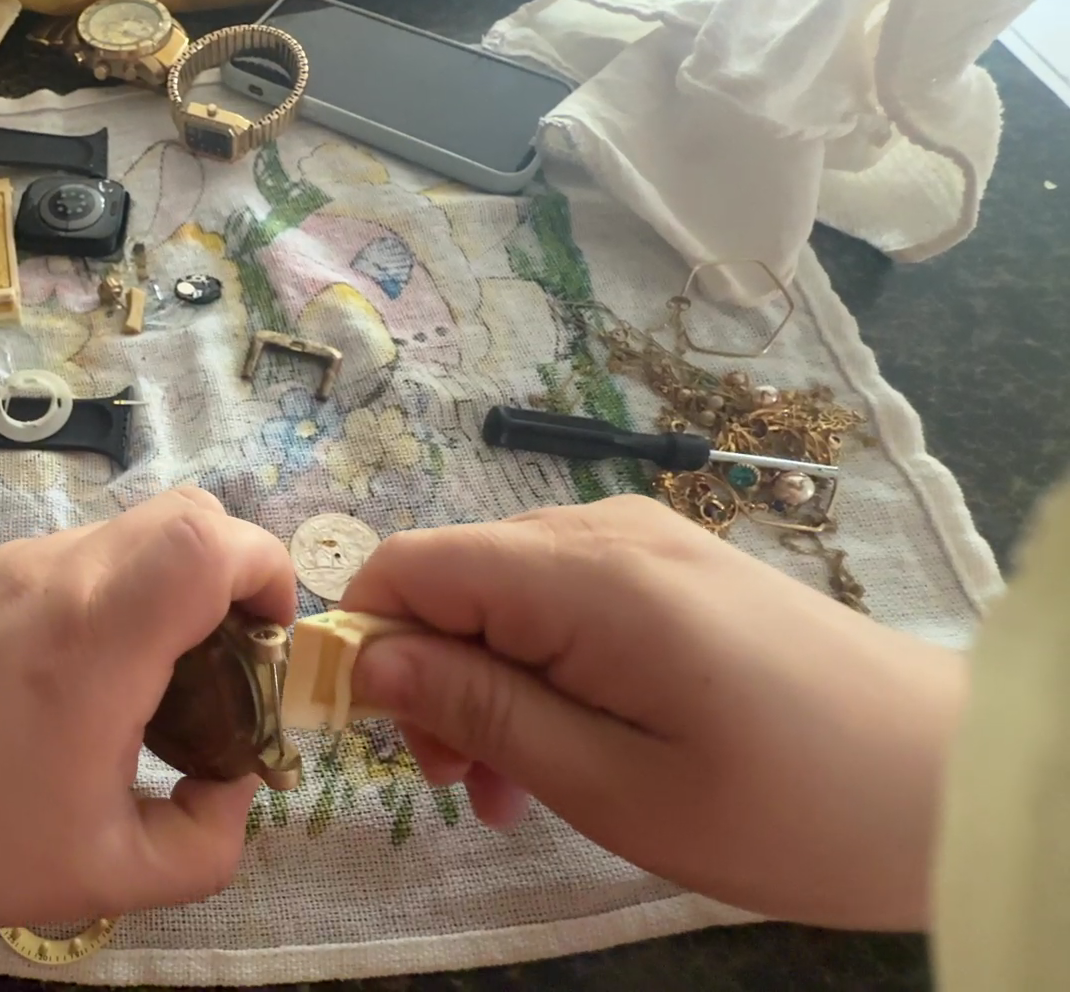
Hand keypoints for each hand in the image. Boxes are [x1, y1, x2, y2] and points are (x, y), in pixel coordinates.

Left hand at [0, 487, 294, 938]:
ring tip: (158, 669)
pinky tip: (92, 665)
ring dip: (177, 579)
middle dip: (234, 571)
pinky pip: (89, 551)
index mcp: (98, 634)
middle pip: (185, 513)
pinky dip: (126, 586)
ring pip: (136, 528)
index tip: (268, 639)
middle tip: (226, 655)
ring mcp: (19, 560)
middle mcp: (61, 571)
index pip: (209, 538)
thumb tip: (236, 783)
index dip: (265, 569)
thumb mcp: (105, 874)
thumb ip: (208, 842)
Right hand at [340, 495, 965, 930]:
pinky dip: (524, 662)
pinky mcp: (648, 559)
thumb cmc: (795, 807)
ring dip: (474, 678)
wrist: (973, 785)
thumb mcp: (613, 784)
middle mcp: (590, 529)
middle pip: (444, 580)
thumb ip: (478, 706)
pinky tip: (557, 734)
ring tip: (506, 781)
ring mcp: (624, 537)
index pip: (408, 566)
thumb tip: (366, 659)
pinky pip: (543, 597)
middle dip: (424, 672)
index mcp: (580, 575)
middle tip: (456, 777)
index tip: (372, 723)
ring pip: (487, 592)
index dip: (363, 633)